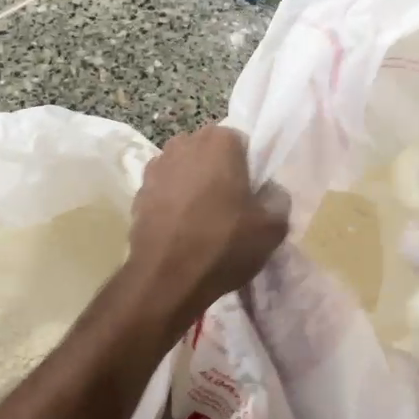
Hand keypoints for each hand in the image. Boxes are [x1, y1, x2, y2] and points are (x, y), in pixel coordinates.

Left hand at [128, 125, 290, 330]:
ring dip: (195, 184)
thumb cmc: (223, 244)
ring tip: (204, 219)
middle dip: (220, 172)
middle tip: (232, 207)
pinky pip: (166, 187)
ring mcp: (158, 163)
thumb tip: (270, 193)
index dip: (249, 170)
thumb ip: (278, 200)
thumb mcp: (272, 228)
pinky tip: (181, 228)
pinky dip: (173, 201)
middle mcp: (185, 141)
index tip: (252, 196)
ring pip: (186, 168)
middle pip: (211, 153)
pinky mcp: (140, 188)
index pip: (243, 144)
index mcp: (220, 141)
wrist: (166, 278)